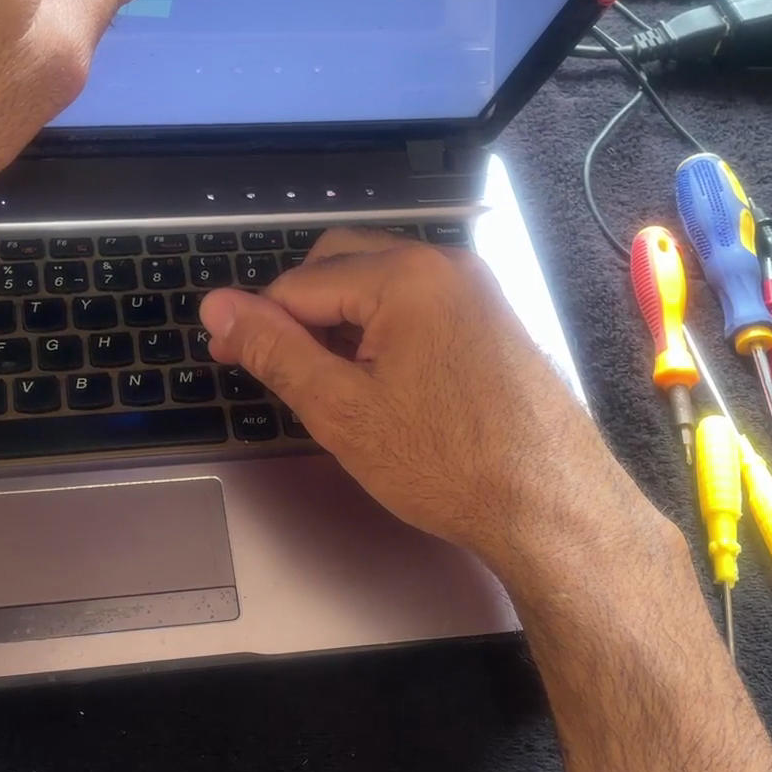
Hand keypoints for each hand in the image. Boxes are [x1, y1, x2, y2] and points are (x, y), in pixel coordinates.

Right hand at [200, 229, 651, 568]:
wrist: (552, 506)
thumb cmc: (448, 464)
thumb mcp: (341, 410)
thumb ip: (274, 350)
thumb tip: (219, 307)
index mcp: (406, 277)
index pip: (300, 282)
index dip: (255, 320)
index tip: (229, 355)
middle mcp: (446, 265)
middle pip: (340, 265)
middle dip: (299, 311)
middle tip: (279, 368)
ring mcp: (475, 289)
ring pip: (379, 285)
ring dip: (340, 321)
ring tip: (330, 382)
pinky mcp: (490, 317)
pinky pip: (417, 304)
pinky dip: (381, 329)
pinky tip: (378, 380)